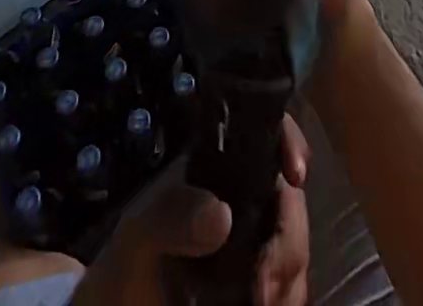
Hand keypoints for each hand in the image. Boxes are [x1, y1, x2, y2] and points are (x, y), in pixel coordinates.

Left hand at [70, 116, 311, 305]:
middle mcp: (242, 197)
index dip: (287, 140)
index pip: (260, 133)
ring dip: (291, 274)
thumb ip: (170, 218)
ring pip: (297, 241)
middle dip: (289, 238)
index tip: (295, 173)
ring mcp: (256, 239)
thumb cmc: (126, 270)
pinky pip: (294, 280)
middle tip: (265, 290)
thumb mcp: (137, 237)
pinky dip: (291, 293)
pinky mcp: (264, 281)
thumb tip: (222, 215)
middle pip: (289, 195)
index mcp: (214, 170)